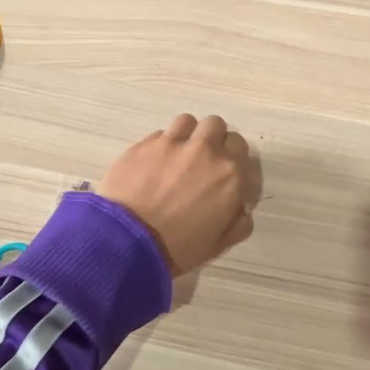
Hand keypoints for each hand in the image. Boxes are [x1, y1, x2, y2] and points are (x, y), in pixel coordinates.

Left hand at [99, 114, 258, 276]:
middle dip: (211, 139)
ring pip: (187, 122)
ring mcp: (170, 144)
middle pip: (215, 125)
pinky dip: (159, 145)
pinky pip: (158, 134)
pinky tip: (151, 164)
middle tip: (199, 161)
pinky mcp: (142, 145)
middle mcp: (204, 151)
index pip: (239, 146)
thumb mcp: (218, 244)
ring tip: (176, 155)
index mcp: (230, 174)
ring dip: (186, 135)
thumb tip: (241, 211)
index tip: (220, 172)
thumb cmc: (178, 247)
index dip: (230, 157)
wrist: (128, 241)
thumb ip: (237, 223)